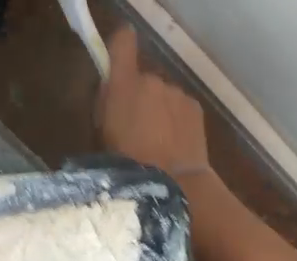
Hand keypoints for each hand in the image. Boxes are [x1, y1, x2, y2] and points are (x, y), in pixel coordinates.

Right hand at [97, 26, 210, 179]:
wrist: (174, 183)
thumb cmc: (129, 166)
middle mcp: (152, 80)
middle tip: (134, 131)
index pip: (123, 42)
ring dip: (158, 112)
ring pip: (162, 97)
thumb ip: (105, 107)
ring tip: (156, 144)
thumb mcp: (102, 139)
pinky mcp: (194, 107)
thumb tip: (111, 93)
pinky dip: (175, 122)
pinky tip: (172, 146)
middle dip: (138, 99)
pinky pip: (179, 109)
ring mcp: (176, 92)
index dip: (120, 49)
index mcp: (125, 85)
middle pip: (142, 80)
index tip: (117, 65)